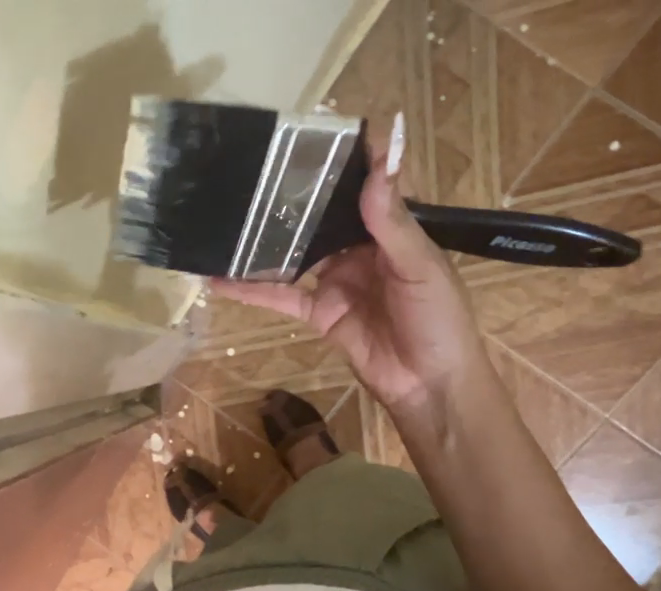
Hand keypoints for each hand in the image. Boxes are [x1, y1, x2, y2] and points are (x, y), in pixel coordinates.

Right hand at [210, 124, 487, 414]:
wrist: (428, 384)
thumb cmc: (439, 319)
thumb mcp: (420, 266)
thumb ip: (392, 221)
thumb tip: (376, 165)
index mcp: (393, 230)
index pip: (366, 187)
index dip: (343, 163)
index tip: (312, 135)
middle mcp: (361, 250)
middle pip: (323, 218)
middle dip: (293, 199)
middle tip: (254, 173)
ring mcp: (336, 282)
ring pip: (295, 255)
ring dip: (265, 242)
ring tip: (229, 220)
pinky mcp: (317, 314)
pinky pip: (281, 298)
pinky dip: (252, 291)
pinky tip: (221, 279)